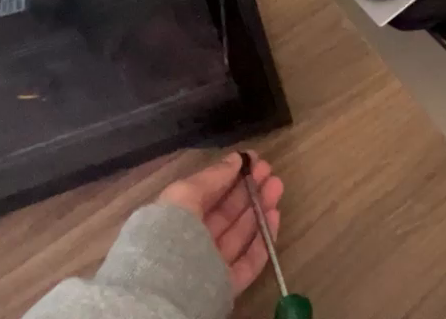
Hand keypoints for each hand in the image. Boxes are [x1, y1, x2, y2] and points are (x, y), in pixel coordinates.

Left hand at [157, 150, 284, 294]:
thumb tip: (236, 159)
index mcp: (176, 220)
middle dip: (249, 189)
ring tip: (277, 186)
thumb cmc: (172, 232)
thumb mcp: (184, 194)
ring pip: (240, 234)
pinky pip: (248, 261)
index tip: (253, 159)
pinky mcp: (226, 285)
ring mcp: (210, 265)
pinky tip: (274, 216)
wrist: (168, 287)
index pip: (207, 195)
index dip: (231, 175)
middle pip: (226, 213)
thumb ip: (212, 176)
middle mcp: (193, 243)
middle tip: (269, 170)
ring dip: (260, 208)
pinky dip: (264, 239)